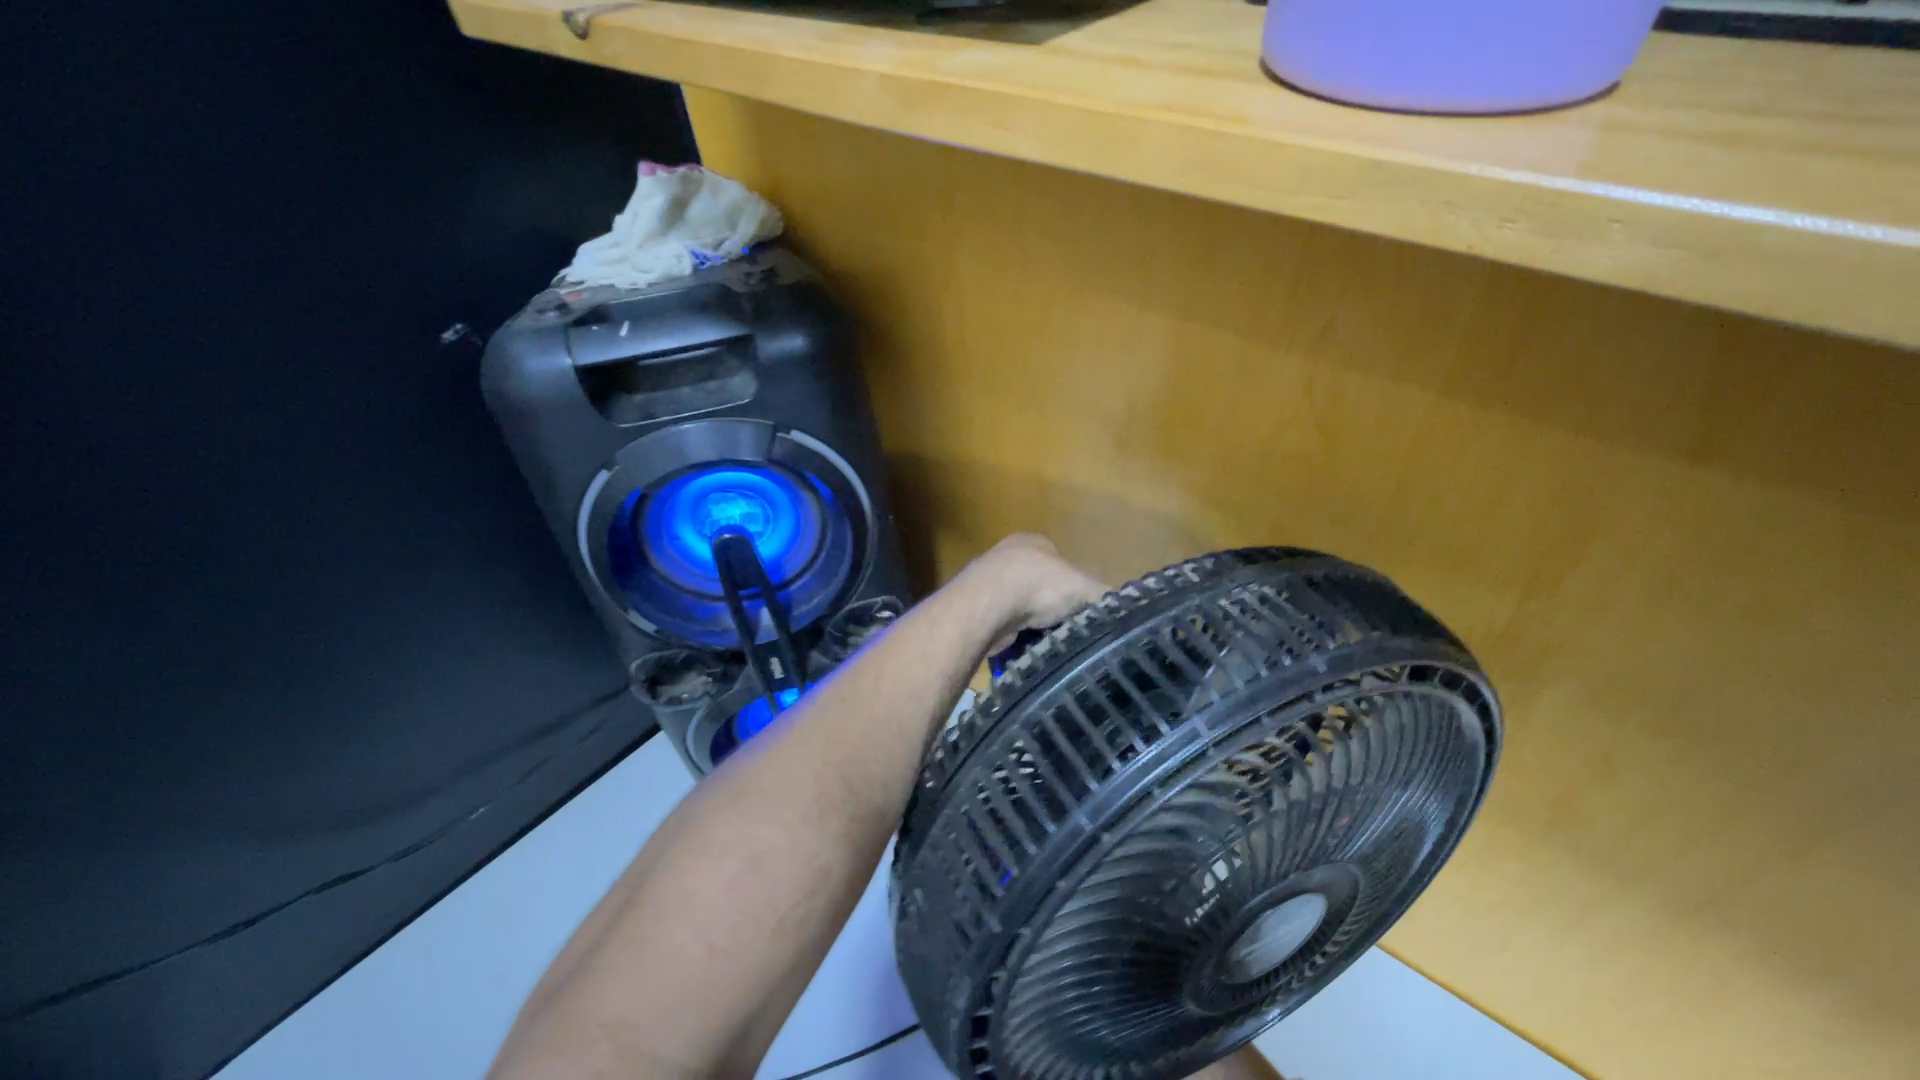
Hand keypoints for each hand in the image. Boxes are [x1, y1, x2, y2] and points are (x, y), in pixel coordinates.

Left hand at [960, 534, 1108, 643]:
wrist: (987, 605)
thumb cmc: (1038, 586)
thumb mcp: (1083, 587)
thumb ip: (1102, 595)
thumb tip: (1120, 606)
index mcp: (1033, 541)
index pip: (1061, 561)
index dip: (1074, 584)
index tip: (1081, 608)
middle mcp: (1009, 556)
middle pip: (1039, 583)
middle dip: (1050, 605)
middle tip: (1066, 627)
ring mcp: (988, 580)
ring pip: (1020, 604)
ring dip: (1031, 621)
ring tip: (1047, 639)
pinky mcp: (976, 607)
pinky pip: (1003, 622)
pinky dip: (1014, 633)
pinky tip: (1024, 645)